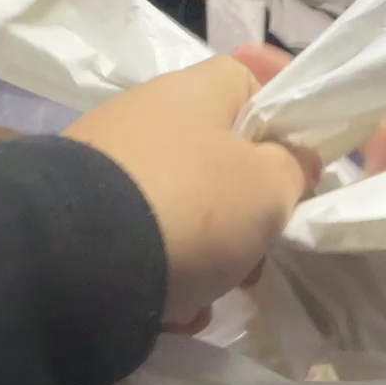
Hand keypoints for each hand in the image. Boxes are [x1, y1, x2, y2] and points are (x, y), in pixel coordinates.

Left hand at [64, 44, 318, 327]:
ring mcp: (111, 168)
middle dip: (249, 212)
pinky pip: (146, 244)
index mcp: (195, 92)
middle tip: (259, 249)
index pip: (251, 77)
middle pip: (221, 159)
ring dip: (211, 257)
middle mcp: (147, 118)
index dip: (284, 113)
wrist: (81, 262)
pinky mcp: (84, 217)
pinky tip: (169, 307)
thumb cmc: (195, 208)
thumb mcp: (270, 187)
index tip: (304, 157)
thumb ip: (295, 167)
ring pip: (187, 211)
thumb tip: (294, 161)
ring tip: (210, 293)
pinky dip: (166, 276)